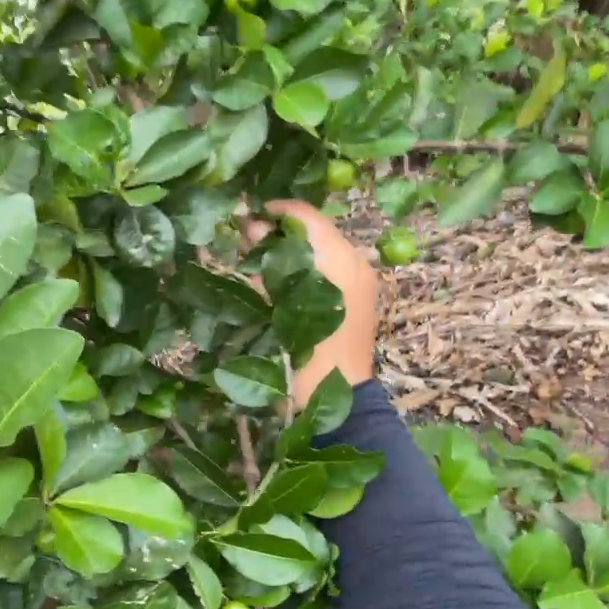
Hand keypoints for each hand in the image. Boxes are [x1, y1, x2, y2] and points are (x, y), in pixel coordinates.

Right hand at [249, 199, 378, 407]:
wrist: (337, 398)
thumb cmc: (302, 357)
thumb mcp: (275, 307)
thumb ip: (265, 264)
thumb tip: (249, 228)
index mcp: (339, 261)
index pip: (307, 218)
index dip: (276, 211)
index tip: (247, 215)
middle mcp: (356, 262)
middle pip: (316, 230)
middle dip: (282, 230)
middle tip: (247, 239)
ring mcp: (360, 279)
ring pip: (322, 248)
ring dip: (292, 248)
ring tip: (259, 258)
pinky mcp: (358, 295)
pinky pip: (329, 267)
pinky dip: (305, 266)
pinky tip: (280, 280)